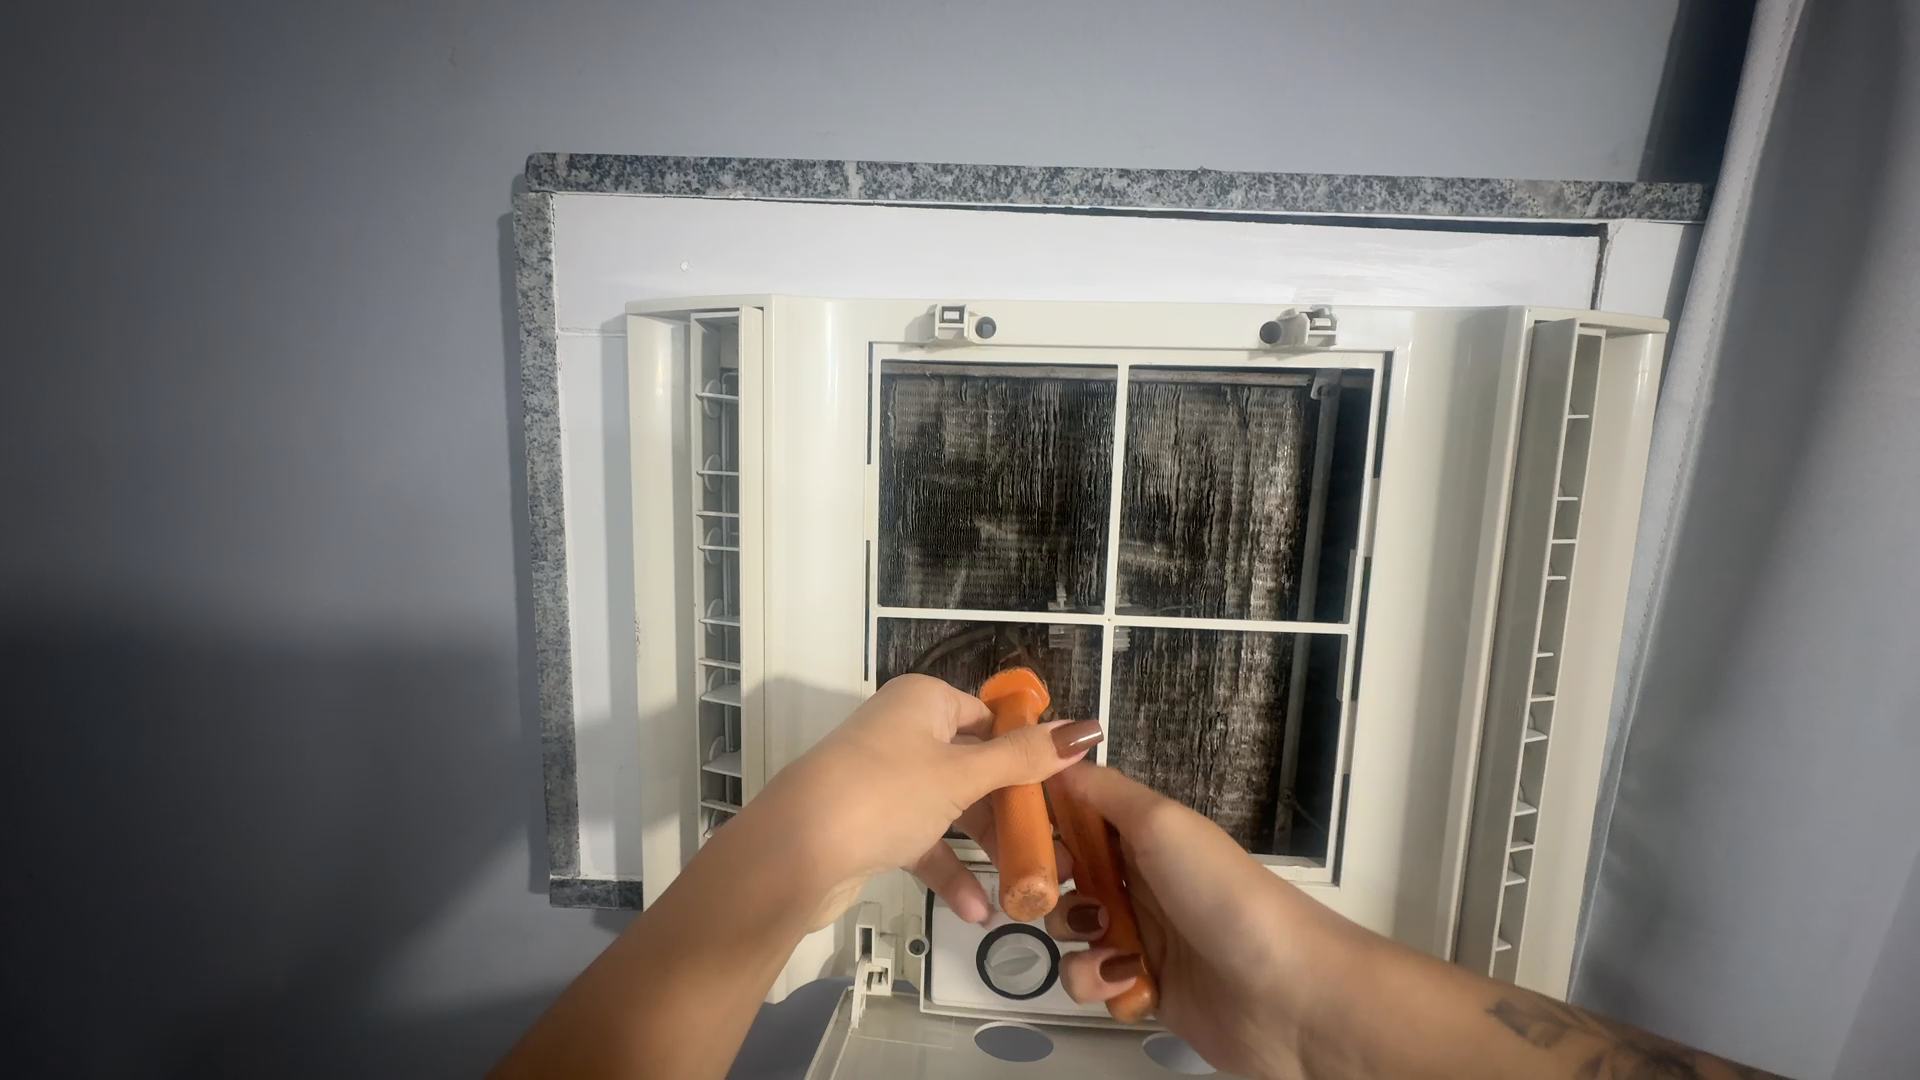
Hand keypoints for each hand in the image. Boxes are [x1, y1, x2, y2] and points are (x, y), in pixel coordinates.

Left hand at [738, 674, 1101, 930]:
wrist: (794, 853)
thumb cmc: (886, 792)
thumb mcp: (962, 774)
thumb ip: (1025, 757)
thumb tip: (1086, 729)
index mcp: (924, 701)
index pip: (989, 718)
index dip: (1027, 752)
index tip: (1065, 791)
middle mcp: (905, 731)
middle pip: (974, 765)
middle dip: (1012, 810)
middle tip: (1054, 846)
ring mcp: (886, 778)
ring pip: (951, 806)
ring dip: (985, 846)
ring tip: (1028, 885)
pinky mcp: (873, 821)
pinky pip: (923, 838)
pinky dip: (948, 870)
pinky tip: (978, 912)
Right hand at [1043, 763, 1371, 1079]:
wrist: (1286, 994)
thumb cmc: (1219, 892)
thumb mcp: (1160, 822)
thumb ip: (1102, 790)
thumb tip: (1056, 755)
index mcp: (1140, 833)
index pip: (1075, 817)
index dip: (1043, 822)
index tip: (1017, 831)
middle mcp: (1135, 878)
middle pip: (1064, 874)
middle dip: (1048, 885)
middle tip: (1058, 894)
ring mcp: (1138, 934)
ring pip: (1071, 930)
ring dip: (1074, 940)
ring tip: (1105, 946)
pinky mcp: (1140, 987)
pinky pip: (1091, 981)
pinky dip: (1098, 984)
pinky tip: (1126, 983)